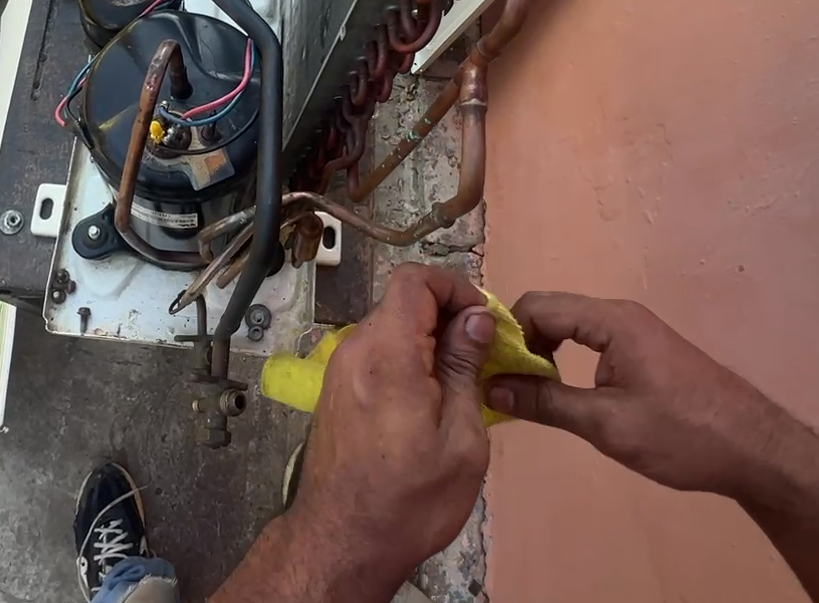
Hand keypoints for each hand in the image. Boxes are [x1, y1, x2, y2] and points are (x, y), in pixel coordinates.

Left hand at [283, 264, 495, 596]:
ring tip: (459, 381)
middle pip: (403, 301)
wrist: (343, 538)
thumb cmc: (411, 498)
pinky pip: (376, 350)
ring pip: (391, 326)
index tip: (483, 319)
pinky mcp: (336, 384)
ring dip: (427, 339)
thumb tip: (475, 317)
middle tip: (482, 355)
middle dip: (446, 315)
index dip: (453, 286)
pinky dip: (406, 357)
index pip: (413, 280)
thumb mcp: (460, 437)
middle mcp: (356, 347)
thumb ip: (464, 367)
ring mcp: (340, 365)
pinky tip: (428, 397)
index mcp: (387, 352)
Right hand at [484, 292, 818, 500]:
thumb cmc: (684, 435)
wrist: (765, 456)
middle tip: (509, 381)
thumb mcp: (607, 424)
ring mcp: (635, 330)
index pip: (537, 306)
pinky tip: (568, 390)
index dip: (508, 334)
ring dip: (545, 351)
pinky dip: (568, 357)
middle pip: (550, 310)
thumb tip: (490, 387)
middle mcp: (619, 314)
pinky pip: (590, 339)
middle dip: (523, 342)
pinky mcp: (645, 348)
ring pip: (569, 325)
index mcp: (610, 320)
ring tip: (534, 389)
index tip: (493, 369)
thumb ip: (545, 402)